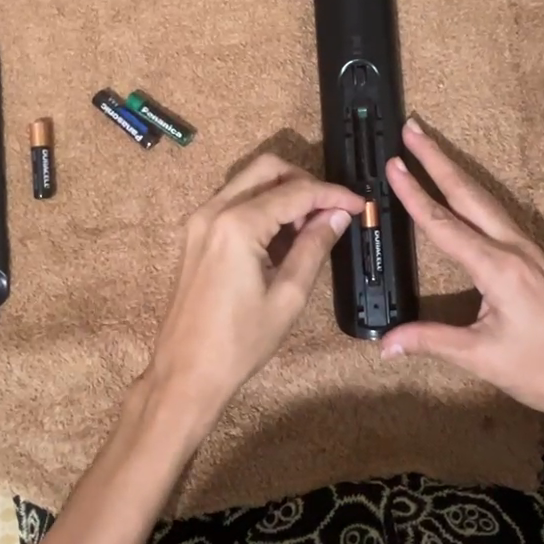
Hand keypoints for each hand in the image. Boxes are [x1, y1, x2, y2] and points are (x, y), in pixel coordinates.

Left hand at [145, 154, 362, 421]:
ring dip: (283, 192)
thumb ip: (313, 248)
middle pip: (267, 169)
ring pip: (249, 181)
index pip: (295, 192)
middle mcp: (213, 211)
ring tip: (310, 227)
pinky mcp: (195, 234)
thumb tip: (337, 216)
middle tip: (331, 210)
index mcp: (237, 225)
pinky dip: (262, 206)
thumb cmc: (239, 344)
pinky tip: (282, 237)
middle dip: (304, 182)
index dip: (332, 194)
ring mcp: (199, 221)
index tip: (359, 204)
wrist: (184, 374)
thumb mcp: (287, 297)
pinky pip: (233, 201)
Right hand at [380, 120, 543, 439]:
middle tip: (412, 129)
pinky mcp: (534, 258)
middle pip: (468, 193)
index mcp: (498, 269)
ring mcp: (528, 249)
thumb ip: (431, 340)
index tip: (393, 165)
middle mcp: (514, 249)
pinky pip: (498, 214)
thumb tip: (385, 342)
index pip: (444, 223)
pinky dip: (473, 193)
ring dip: (455, 170)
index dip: (414, 194)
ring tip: (430, 148)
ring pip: (484, 199)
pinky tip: (464, 190)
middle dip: (437, 159)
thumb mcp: (481, 357)